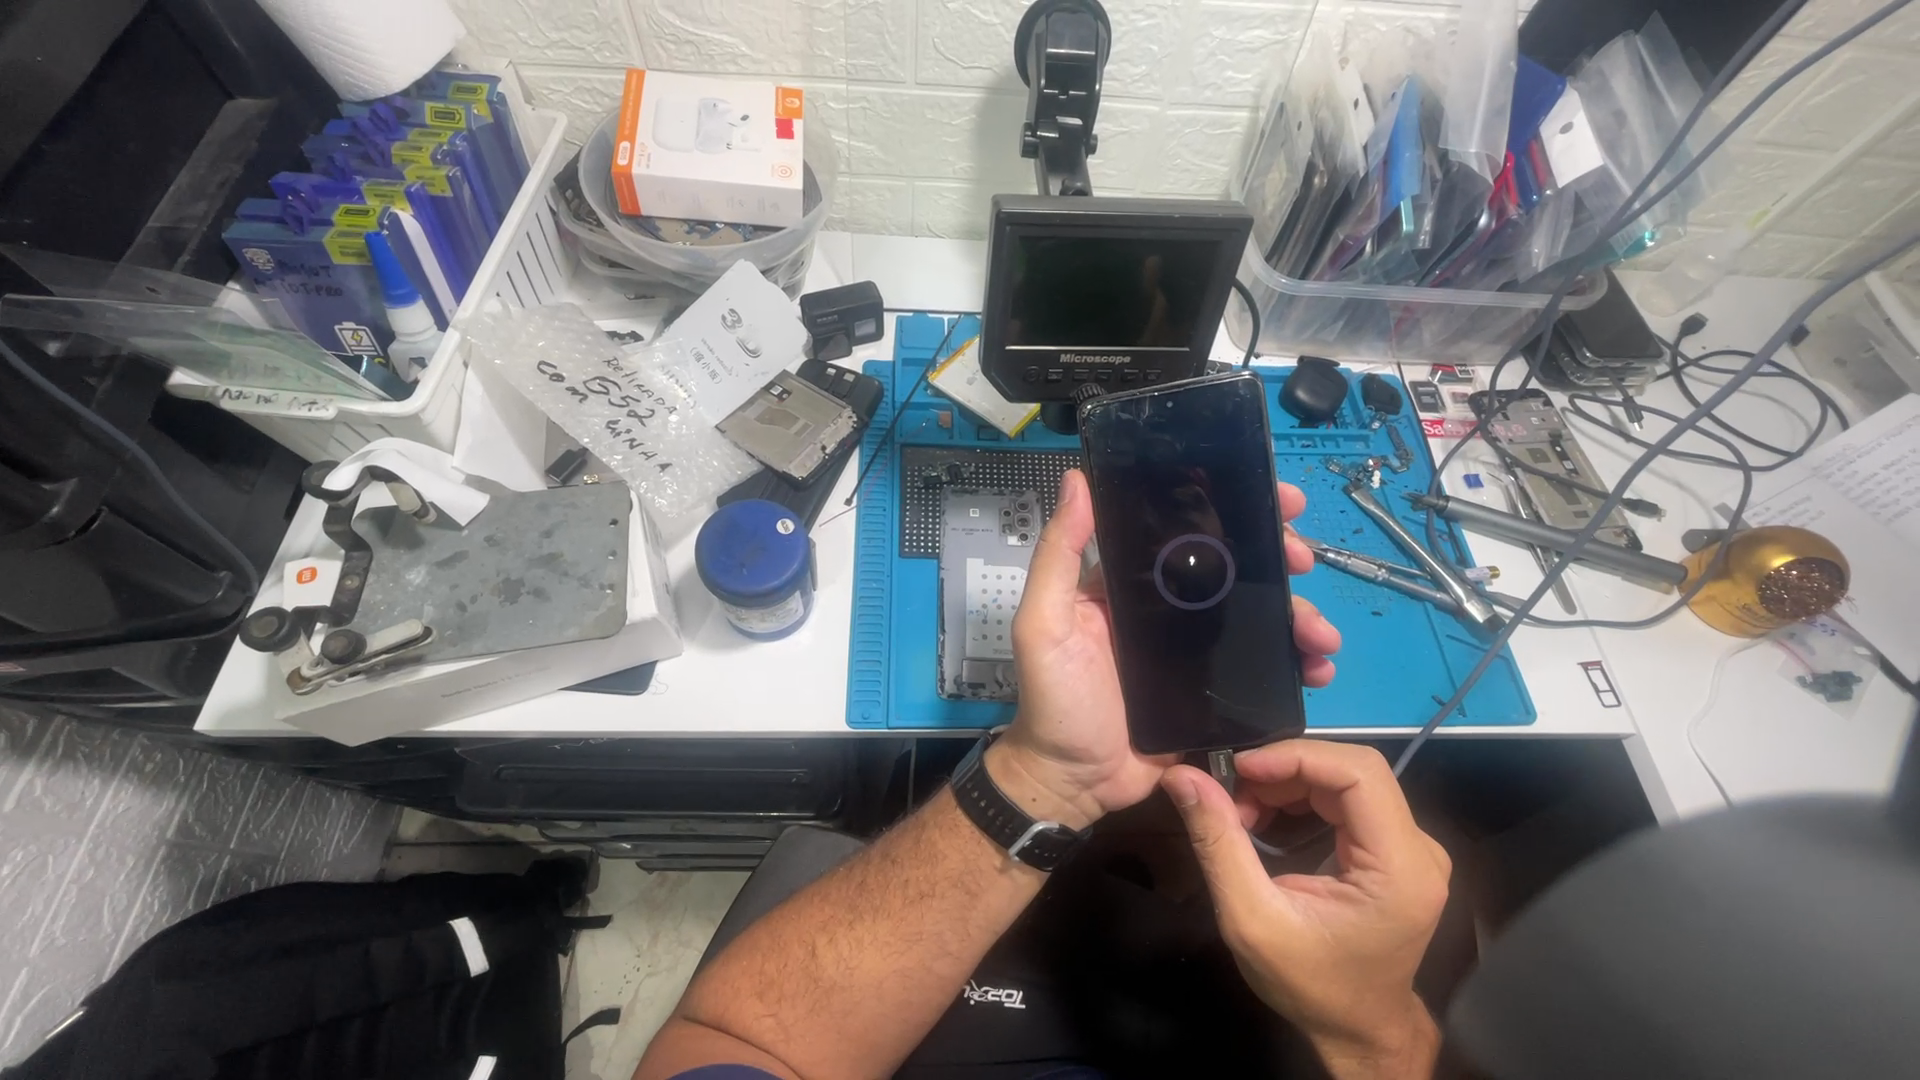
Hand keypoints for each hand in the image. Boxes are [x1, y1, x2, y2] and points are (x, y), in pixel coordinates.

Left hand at [989, 469, 1340, 831]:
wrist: (1074, 781)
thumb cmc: (1054, 700)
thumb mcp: (1044, 623)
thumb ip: (1057, 555)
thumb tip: (1077, 481)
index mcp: (1128, 586)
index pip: (1183, 534)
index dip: (1228, 511)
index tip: (1275, 501)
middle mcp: (1164, 611)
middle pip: (1230, 570)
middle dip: (1275, 559)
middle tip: (1303, 560)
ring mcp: (1193, 651)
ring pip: (1254, 617)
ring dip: (1295, 615)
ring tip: (1319, 632)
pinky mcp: (1214, 692)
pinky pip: (1259, 667)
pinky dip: (1292, 663)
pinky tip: (1315, 667)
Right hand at [1162, 741, 1449, 1079]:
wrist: (1356, 1031)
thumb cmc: (1309, 984)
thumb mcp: (1249, 918)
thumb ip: (1218, 843)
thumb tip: (1182, 775)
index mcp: (1399, 869)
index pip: (1358, 774)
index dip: (1296, 757)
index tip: (1239, 768)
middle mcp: (1418, 849)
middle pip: (1352, 771)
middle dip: (1284, 769)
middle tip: (1231, 790)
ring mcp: (1411, 848)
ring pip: (1345, 778)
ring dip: (1286, 782)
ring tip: (1239, 808)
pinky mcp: (1395, 849)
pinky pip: (1345, 798)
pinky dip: (1297, 795)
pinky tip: (1263, 815)